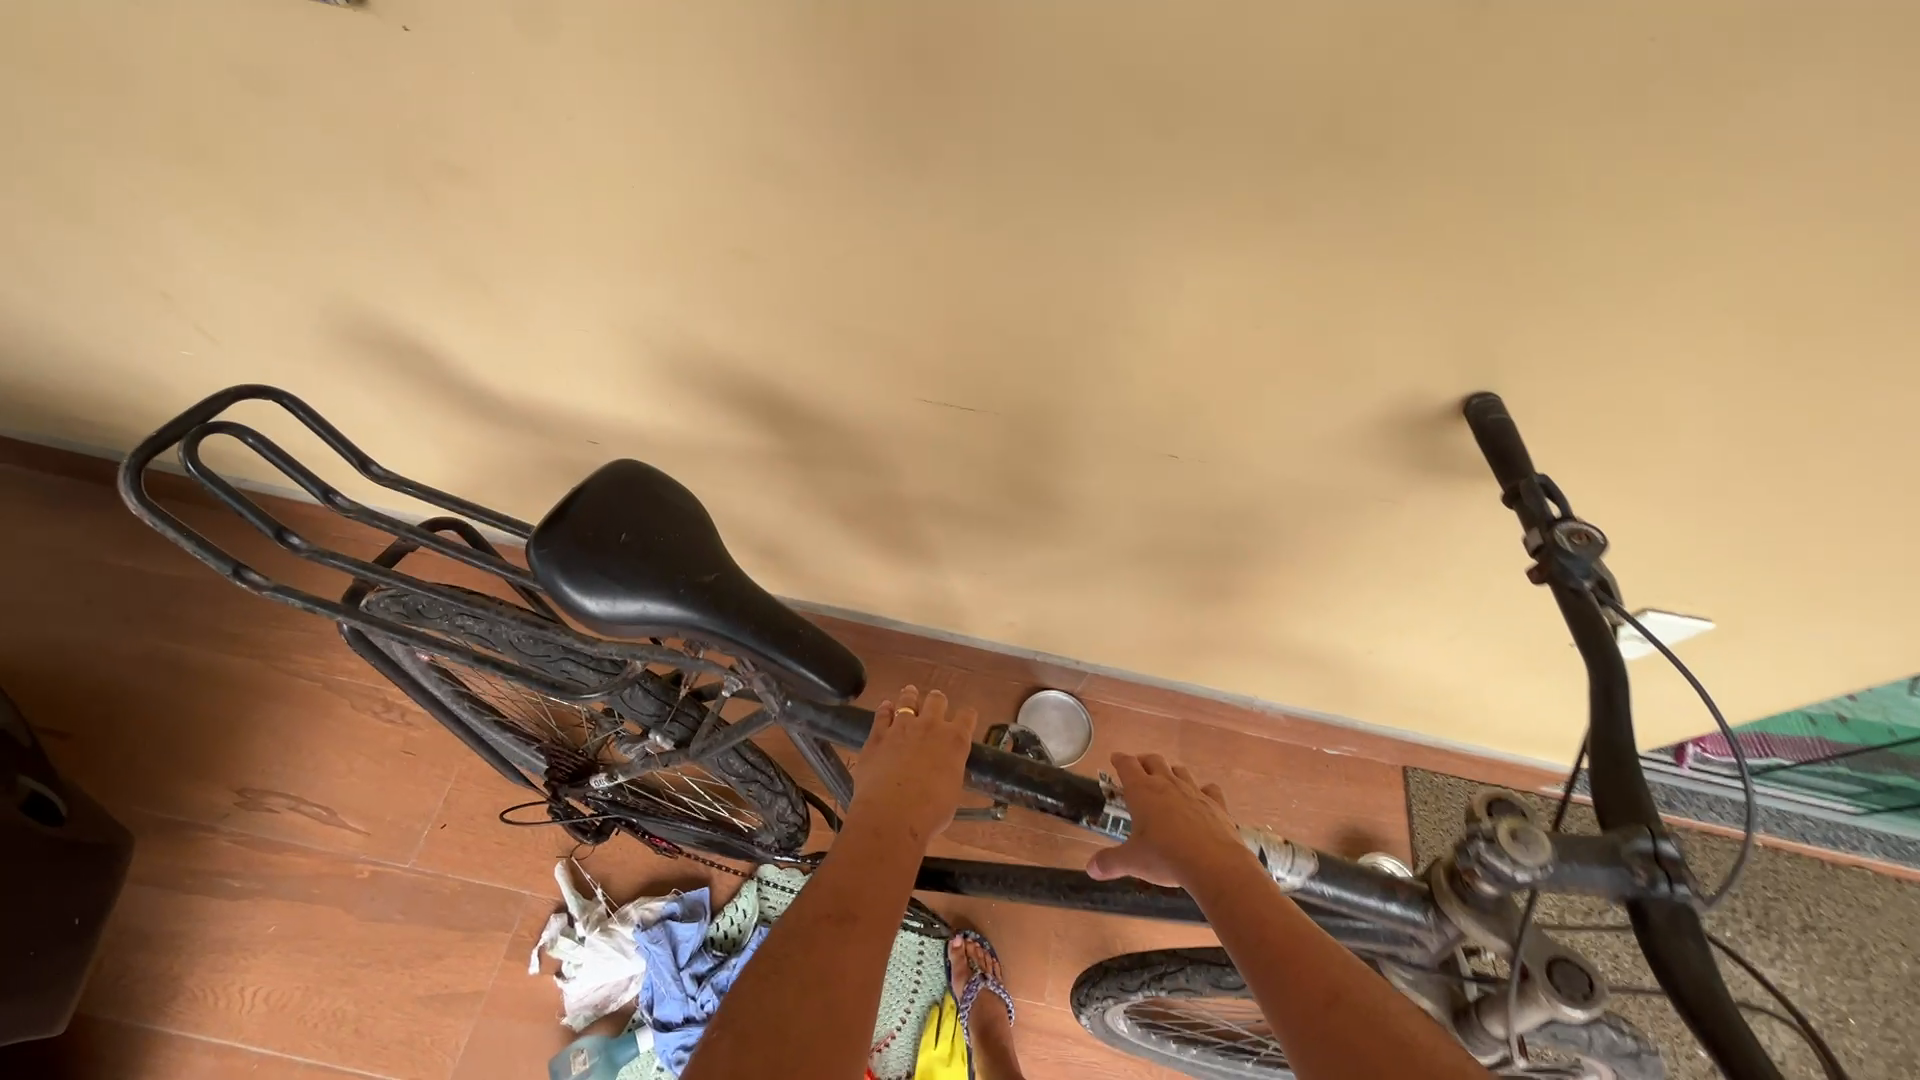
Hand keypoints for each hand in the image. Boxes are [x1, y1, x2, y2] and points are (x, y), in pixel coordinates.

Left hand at [846, 686, 977, 847]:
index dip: (966, 715)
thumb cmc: (930, 812)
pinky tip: (885, 706)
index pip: (967, 716)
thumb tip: (944, 770)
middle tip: (936, 702)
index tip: (965, 717)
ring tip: (910, 692)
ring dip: (910, 696)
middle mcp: (931, 727)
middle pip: (937, 700)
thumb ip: (949, 771)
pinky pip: (882, 714)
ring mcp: (902, 727)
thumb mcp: (952, 791)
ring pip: (907, 701)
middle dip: (938, 701)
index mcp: (955, 741)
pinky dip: (885, 709)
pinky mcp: (877, 735)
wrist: (891, 814)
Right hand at [1086, 753, 1250, 887]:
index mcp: (1142, 791)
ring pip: (1180, 771)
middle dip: (1144, 762)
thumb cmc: (1164, 856)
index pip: (1127, 765)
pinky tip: (1203, 797)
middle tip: (1139, 768)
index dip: (1120, 760)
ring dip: (1171, 772)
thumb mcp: (1132, 861)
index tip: (1115, 758)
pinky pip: (1210, 789)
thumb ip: (1110, 862)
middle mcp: (1167, 784)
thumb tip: (1091, 869)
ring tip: (1167, 780)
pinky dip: (1204, 790)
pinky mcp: (1216, 804)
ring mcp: (1194, 792)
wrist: (1213, 863)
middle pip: (1154, 761)